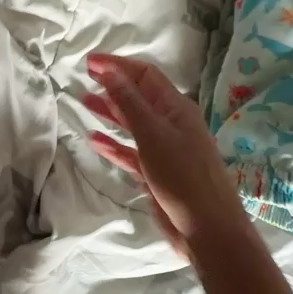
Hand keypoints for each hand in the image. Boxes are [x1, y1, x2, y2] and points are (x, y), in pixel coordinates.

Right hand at [83, 53, 248, 258]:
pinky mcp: (156, 173)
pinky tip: (94, 139)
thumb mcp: (152, 133)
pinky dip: (113, 144)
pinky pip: (131, 152)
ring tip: (84, 102)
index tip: (89, 63)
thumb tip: (110, 71)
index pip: (145, 75)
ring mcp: (164, 149)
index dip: (118, 65)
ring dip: (110, 111)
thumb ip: (128, 101)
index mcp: (176, 108)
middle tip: (85, 77)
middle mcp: (171, 124)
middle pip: (139, 96)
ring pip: (133, 123)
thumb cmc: (182, 176)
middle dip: (113, 85)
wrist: (208, 230)